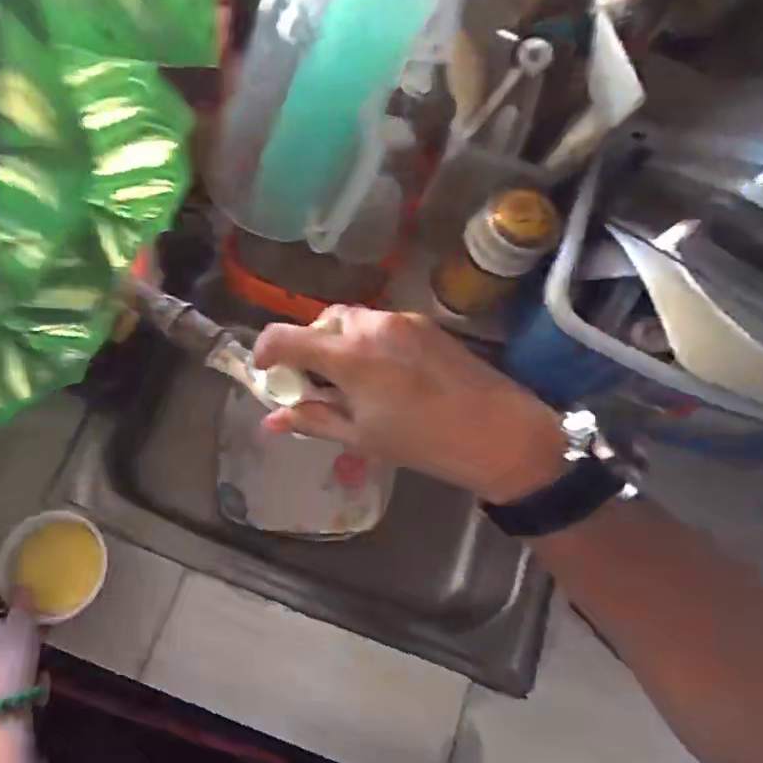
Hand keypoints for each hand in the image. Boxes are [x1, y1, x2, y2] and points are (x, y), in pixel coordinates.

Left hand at [0, 583, 42, 703]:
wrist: (1, 702)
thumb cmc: (11, 654)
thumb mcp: (25, 621)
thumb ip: (22, 599)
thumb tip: (18, 588)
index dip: (6, 588)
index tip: (25, 596)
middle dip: (9, 611)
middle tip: (33, 616)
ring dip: (8, 629)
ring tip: (35, 635)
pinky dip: (3, 645)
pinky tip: (24, 652)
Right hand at [253, 306, 566, 503]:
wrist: (499, 432)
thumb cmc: (423, 442)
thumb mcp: (361, 437)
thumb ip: (313, 420)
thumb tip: (271, 420)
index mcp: (350, 355)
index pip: (287, 336)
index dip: (265, 350)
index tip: (263, 370)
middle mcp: (373, 325)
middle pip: (322, 322)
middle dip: (309, 348)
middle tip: (313, 384)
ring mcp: (403, 320)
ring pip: (354, 321)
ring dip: (339, 344)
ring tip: (350, 383)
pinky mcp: (426, 324)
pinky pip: (382, 325)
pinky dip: (367, 343)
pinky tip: (382, 375)